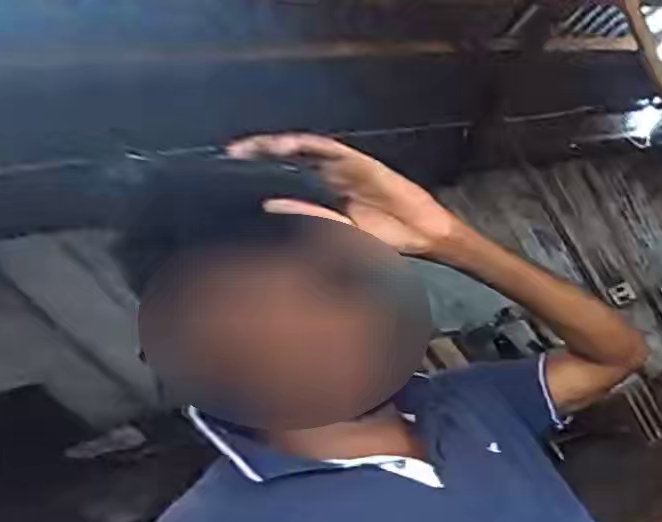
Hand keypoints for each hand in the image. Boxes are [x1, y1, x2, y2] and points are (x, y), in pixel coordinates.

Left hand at [226, 132, 468, 257]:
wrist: (428, 235)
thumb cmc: (393, 238)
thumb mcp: (346, 231)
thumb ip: (311, 215)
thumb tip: (269, 205)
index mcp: (329, 192)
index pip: (288, 173)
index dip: (262, 168)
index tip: (234, 167)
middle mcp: (333, 175)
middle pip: (290, 155)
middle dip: (261, 151)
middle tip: (234, 152)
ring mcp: (347, 167)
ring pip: (305, 147)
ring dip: (279, 145)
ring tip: (256, 147)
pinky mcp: (362, 163)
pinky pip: (329, 147)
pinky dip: (307, 144)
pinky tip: (288, 145)